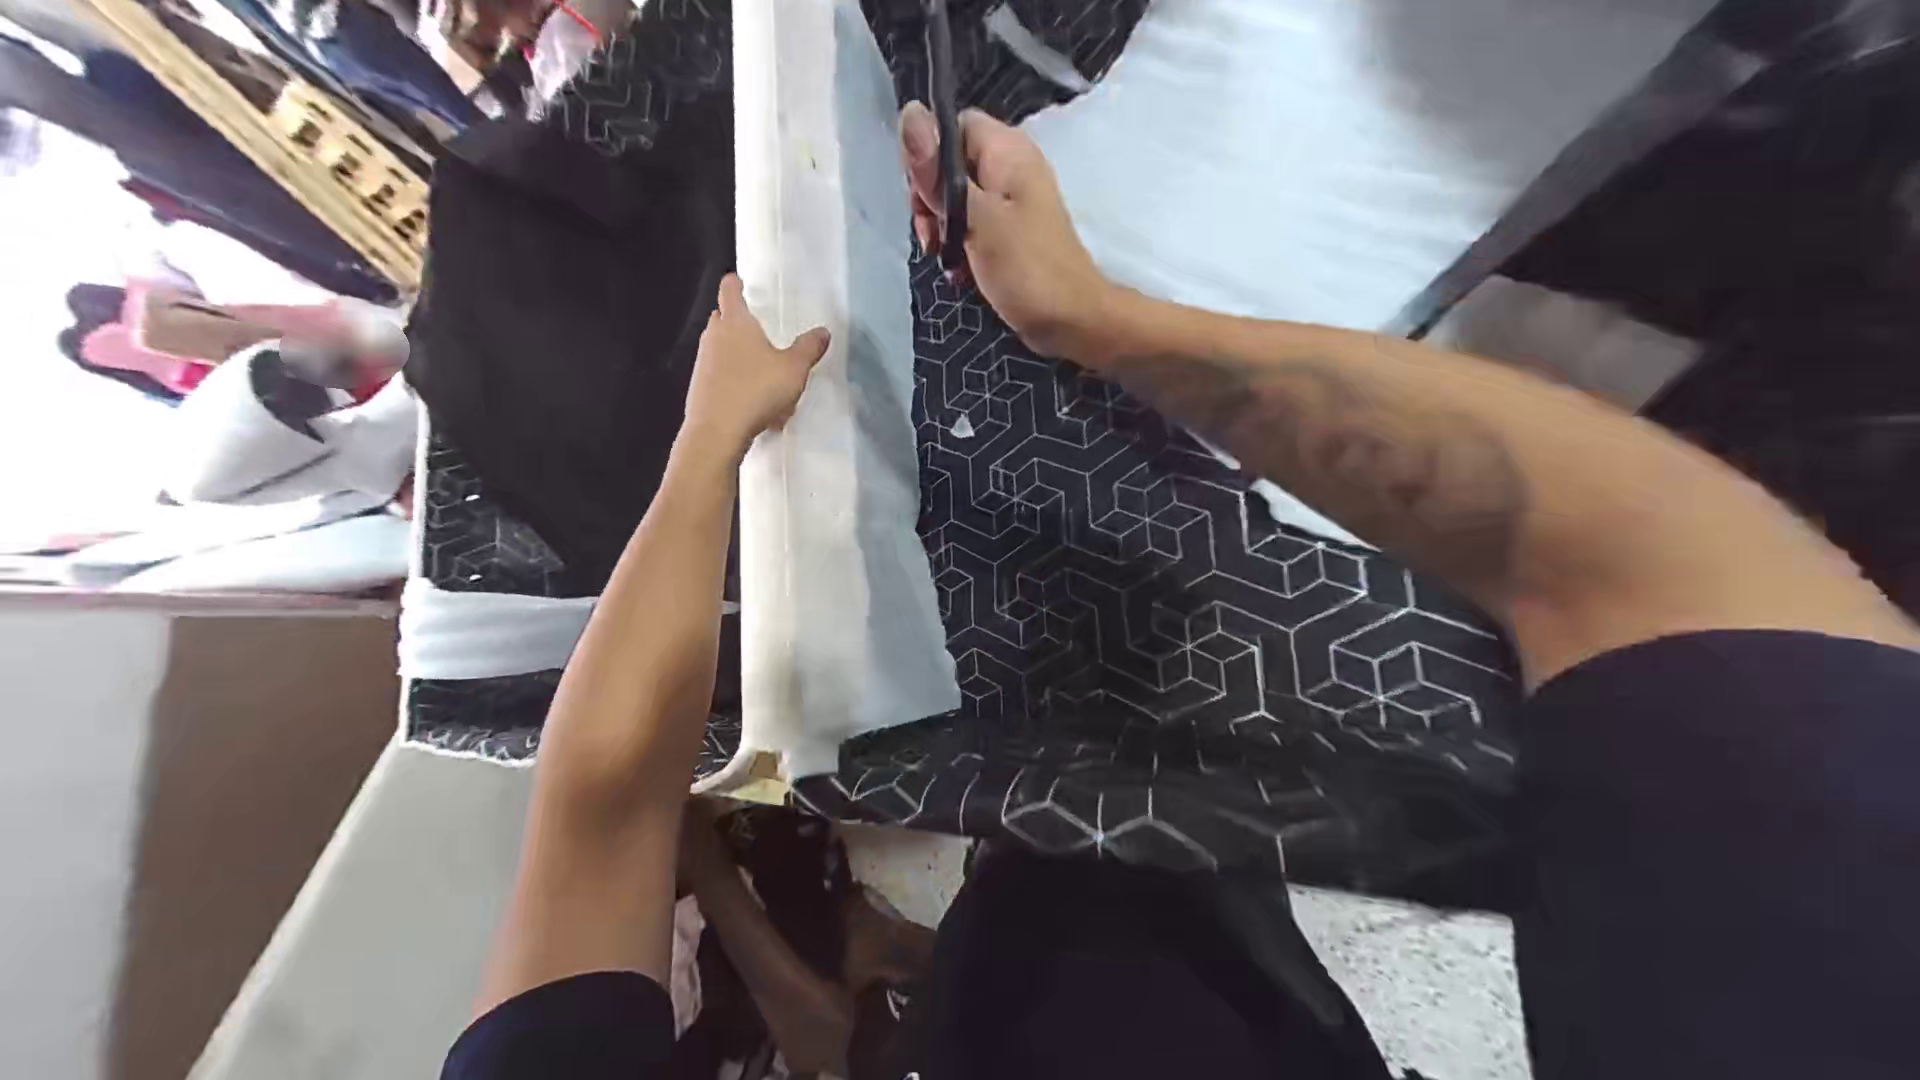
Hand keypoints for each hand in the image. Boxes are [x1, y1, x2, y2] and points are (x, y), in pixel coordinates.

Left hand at [682, 274, 829, 455]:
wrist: (717, 431)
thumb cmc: (757, 390)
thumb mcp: (794, 370)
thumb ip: (809, 349)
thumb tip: (822, 331)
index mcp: (736, 322)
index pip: (730, 290)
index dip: (736, 283)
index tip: (742, 282)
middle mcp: (714, 336)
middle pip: (723, 318)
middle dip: (738, 321)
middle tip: (760, 331)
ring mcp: (703, 361)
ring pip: (721, 347)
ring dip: (738, 353)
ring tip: (762, 370)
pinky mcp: (700, 386)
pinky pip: (720, 374)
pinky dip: (734, 378)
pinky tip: (753, 400)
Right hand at [901, 102, 1115, 359]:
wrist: (1070, 321)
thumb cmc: (1027, 269)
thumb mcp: (977, 219)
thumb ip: (940, 173)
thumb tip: (909, 114)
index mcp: (1007, 152)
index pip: (951, 126)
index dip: (927, 155)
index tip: (920, 195)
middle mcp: (1009, 170)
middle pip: (949, 165)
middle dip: (930, 199)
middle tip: (932, 235)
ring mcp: (1009, 205)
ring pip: (956, 201)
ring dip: (941, 229)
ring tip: (944, 257)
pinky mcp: (1008, 236)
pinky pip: (971, 229)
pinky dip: (959, 248)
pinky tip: (957, 271)